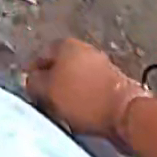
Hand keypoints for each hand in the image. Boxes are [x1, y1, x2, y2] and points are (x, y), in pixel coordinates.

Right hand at [26, 37, 146, 141]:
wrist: (127, 113)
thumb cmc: (83, 97)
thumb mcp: (49, 91)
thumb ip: (34, 82)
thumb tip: (30, 79)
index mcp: (64, 43)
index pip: (40, 56)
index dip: (33, 74)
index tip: (31, 91)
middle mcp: (82, 47)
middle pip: (59, 66)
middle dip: (52, 83)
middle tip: (47, 102)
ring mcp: (100, 63)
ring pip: (75, 77)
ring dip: (69, 91)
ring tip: (65, 111)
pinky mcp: (114, 80)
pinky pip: (91, 87)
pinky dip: (85, 98)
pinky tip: (83, 112)